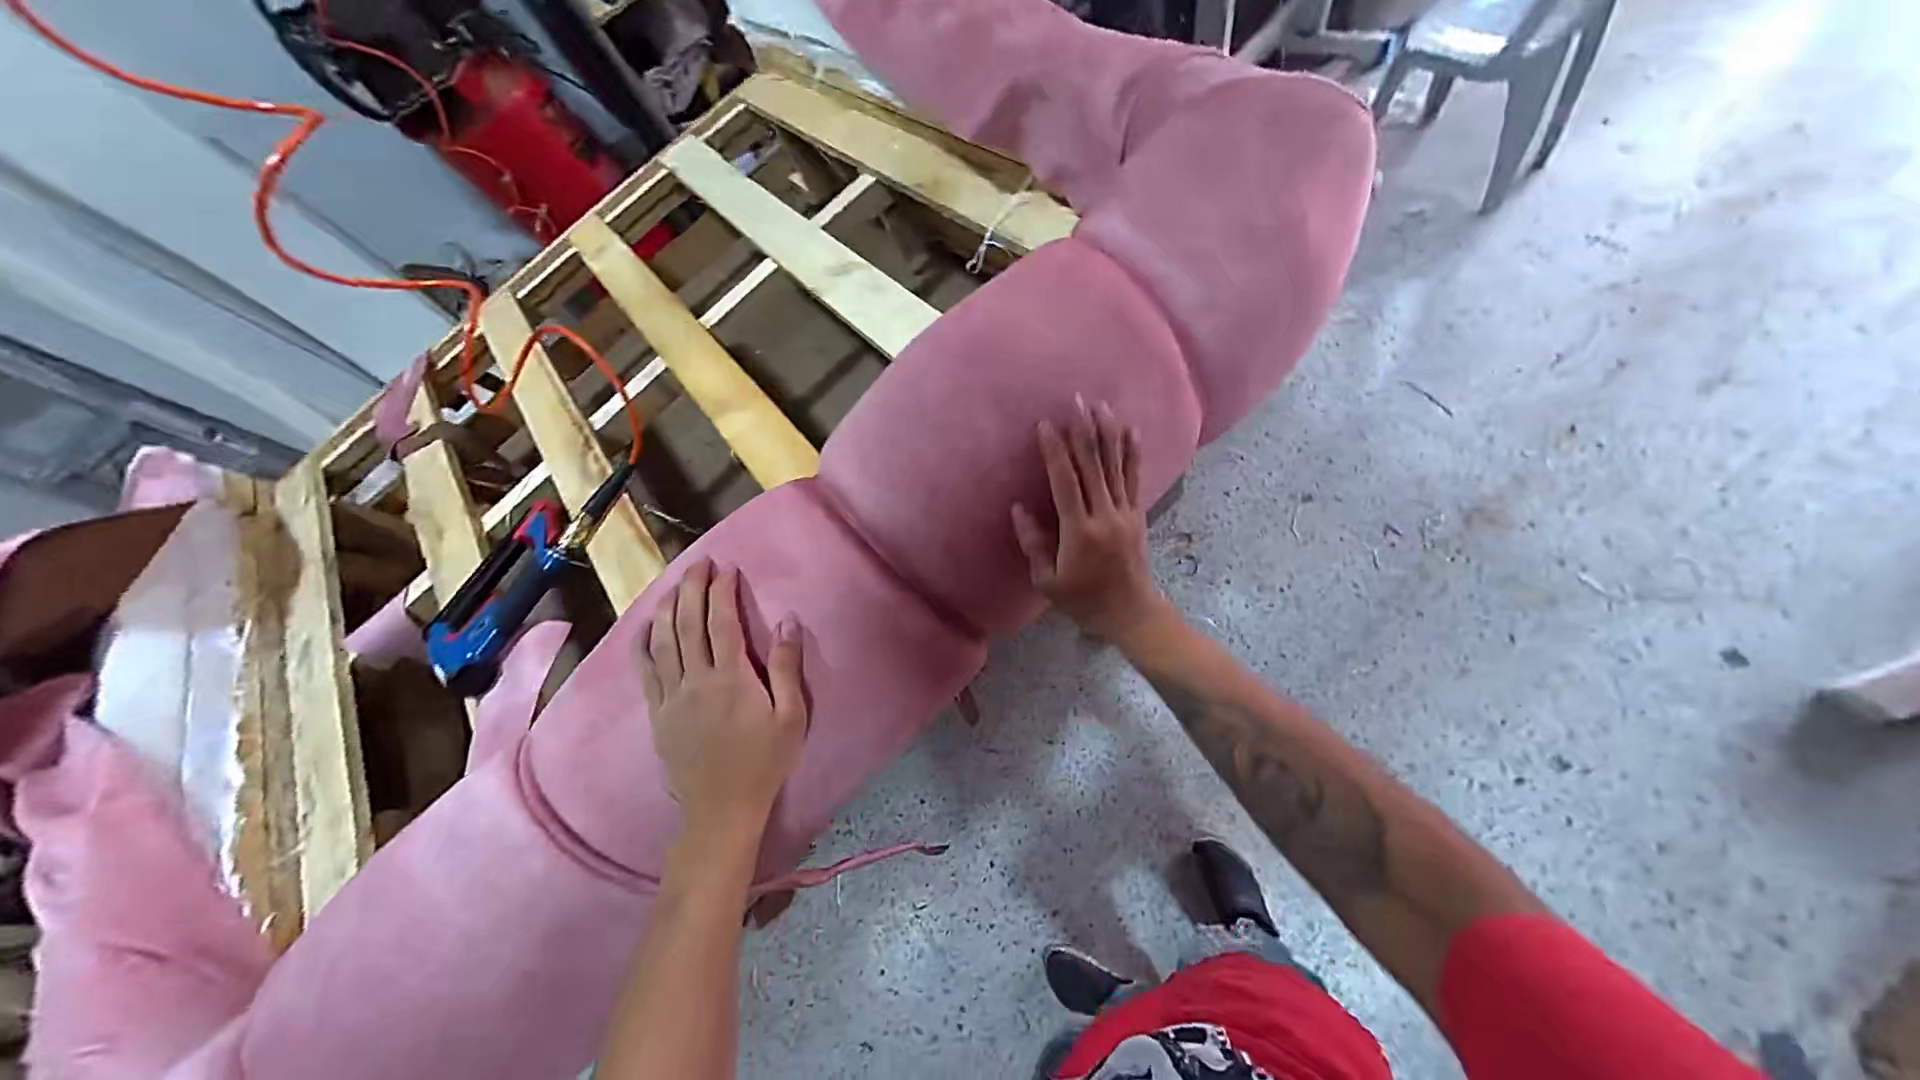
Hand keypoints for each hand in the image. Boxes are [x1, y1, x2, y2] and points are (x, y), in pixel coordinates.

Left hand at [639, 560, 807, 830]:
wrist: (722, 808)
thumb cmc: (764, 761)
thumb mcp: (791, 716)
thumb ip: (786, 666)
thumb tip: (786, 620)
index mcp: (731, 678)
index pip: (722, 622)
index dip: (722, 591)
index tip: (726, 568)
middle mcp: (696, 680)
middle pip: (688, 623)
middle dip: (692, 588)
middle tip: (698, 564)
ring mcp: (671, 697)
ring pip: (663, 642)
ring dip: (667, 607)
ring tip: (673, 584)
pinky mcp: (657, 713)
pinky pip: (645, 671)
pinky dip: (643, 644)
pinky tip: (644, 627)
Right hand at [1011, 397, 1165, 641]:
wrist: (1131, 612)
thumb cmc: (1083, 600)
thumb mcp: (1048, 581)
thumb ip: (1034, 544)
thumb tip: (1019, 508)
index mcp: (1079, 531)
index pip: (1065, 482)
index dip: (1055, 452)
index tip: (1046, 425)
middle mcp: (1105, 515)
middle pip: (1092, 466)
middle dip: (1082, 431)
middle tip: (1075, 400)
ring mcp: (1125, 513)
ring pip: (1115, 466)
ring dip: (1107, 433)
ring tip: (1101, 405)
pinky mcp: (1138, 515)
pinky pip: (1134, 478)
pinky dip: (1132, 453)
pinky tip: (1132, 431)